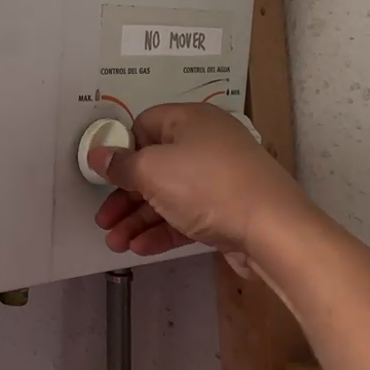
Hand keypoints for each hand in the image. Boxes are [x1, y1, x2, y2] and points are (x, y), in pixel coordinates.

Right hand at [87, 102, 313, 258]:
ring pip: (167, 195)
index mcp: (190, 121)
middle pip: (153, 166)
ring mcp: (218, 178)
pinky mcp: (226, 210)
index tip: (104, 175)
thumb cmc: (207, 187)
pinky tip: (140, 248)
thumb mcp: (152, 171)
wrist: (273, 229)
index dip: (122, 149)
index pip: (144, 125)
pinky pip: (185, 215)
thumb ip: (120, 164)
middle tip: (104, 220)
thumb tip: (96, 153)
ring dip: (138, 219)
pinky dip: (162, 229)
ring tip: (115, 244)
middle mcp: (206, 144)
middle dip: (124, 196)